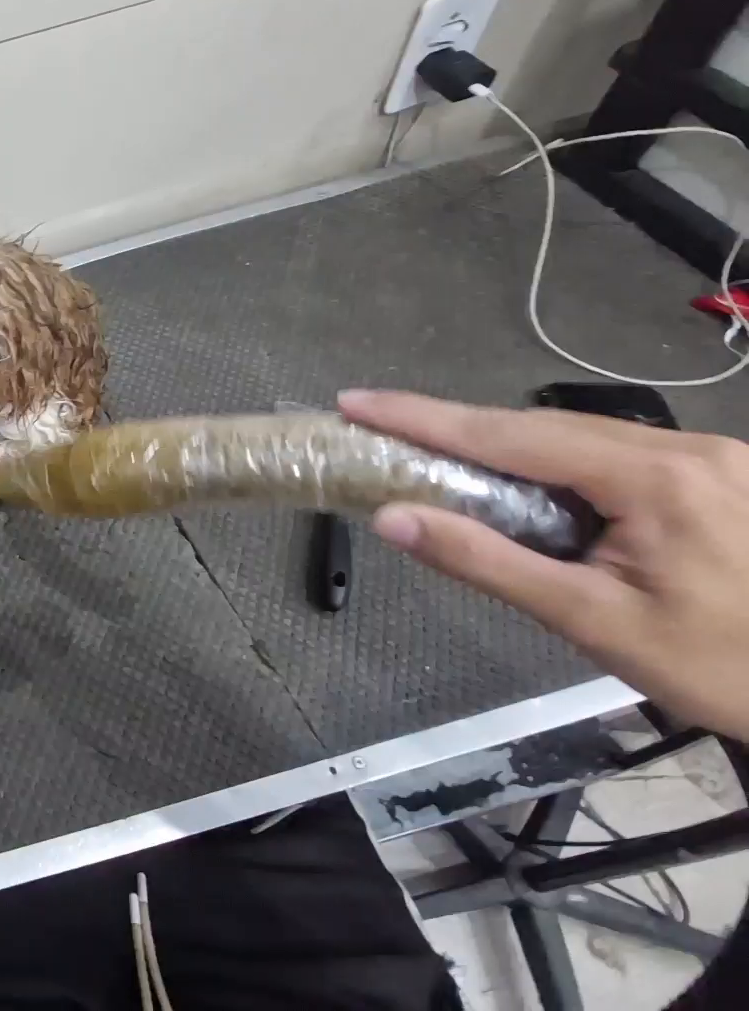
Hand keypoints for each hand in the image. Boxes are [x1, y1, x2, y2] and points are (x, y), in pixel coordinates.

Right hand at [340, 390, 748, 740]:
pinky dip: (541, 460)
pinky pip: (606, 453)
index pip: (508, 435)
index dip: (421, 417)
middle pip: (538, 425)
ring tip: (424, 452)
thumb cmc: (723, 664)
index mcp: (657, 478)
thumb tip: (391, 519)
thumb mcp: (590, 619)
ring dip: (493, 442)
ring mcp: (711, 458)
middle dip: (450, 425)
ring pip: (572, 436)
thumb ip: (487, 562)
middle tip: (375, 426)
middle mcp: (688, 450)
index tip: (354, 402)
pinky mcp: (717, 476)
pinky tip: (510, 479)